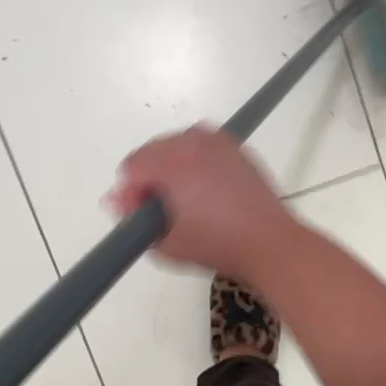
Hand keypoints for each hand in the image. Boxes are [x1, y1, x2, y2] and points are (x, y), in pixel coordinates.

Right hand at [108, 126, 301, 279]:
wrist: (270, 242)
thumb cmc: (218, 244)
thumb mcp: (167, 244)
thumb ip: (133, 219)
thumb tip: (116, 202)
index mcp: (174, 161)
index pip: (132, 167)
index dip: (130, 193)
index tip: (140, 217)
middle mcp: (194, 141)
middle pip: (152, 152)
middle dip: (148, 178)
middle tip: (160, 212)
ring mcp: (218, 141)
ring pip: (175, 146)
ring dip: (169, 168)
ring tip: (183, 202)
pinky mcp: (235, 148)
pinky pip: (200, 146)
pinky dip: (193, 162)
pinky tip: (203, 191)